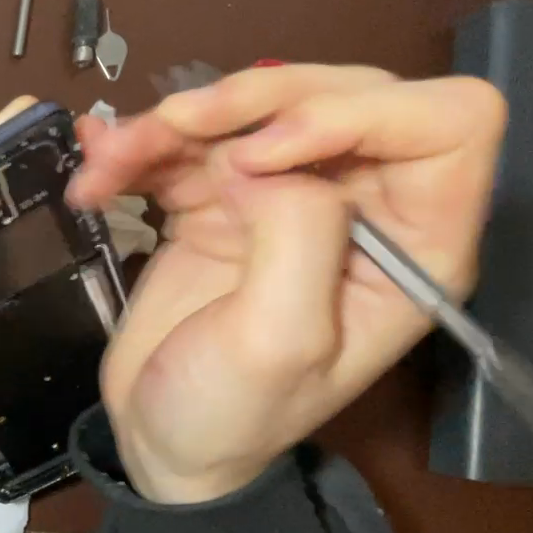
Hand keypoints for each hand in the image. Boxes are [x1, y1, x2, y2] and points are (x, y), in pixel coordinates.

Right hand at [66, 65, 504, 503]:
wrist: (159, 440)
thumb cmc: (232, 411)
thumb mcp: (277, 341)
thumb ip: (296, 237)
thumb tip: (257, 158)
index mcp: (415, 239)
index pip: (442, 121)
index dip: (354, 113)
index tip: (255, 155)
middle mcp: (357, 203)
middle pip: (333, 92)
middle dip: (246, 101)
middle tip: (168, 126)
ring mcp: (278, 199)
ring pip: (242, 114)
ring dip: (163, 129)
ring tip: (99, 172)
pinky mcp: (212, 205)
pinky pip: (178, 150)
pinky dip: (130, 151)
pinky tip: (91, 168)